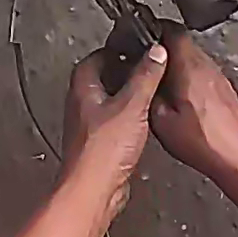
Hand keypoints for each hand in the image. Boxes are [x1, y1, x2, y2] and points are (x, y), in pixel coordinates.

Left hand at [61, 44, 168, 214]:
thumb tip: (156, 53)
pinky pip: (113, 124)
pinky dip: (127, 118)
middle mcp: (82, 107)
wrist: (93, 190)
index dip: (113, 50)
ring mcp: (89, 128)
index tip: (130, 47)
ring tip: (145, 92)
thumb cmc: (102, 152)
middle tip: (141, 67)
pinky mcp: (99, 146)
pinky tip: (140, 123)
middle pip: (100, 79)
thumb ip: (145, 77)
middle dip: (121, 72)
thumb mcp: (132, 106)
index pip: (94, 58)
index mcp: (83, 91)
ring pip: (106, 102)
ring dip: (125, 96)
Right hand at [149, 30, 237, 183]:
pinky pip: (203, 75)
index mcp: (189, 67)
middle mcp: (207, 67)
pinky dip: (190, 79)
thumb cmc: (204, 142)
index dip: (154, 28)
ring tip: (162, 81)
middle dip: (163, 49)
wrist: (236, 157)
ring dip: (177, 65)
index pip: (172, 30)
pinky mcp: (225, 91)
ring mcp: (219, 78)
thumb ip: (149, 94)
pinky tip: (182, 99)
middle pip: (183, 43)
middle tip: (147, 60)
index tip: (143, 33)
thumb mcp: (161, 121)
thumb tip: (143, 82)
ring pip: (193, 59)